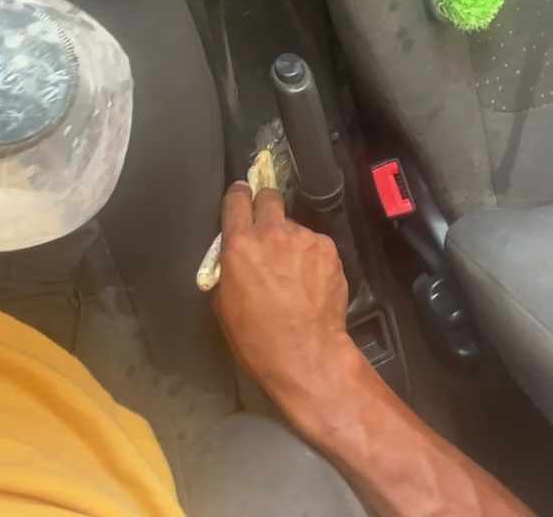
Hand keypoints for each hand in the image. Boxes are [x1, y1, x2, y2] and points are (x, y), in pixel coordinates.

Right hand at [212, 182, 363, 404]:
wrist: (307, 356)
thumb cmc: (256, 338)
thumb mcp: (224, 302)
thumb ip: (229, 266)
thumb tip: (235, 253)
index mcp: (241, 244)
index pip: (236, 199)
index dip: (238, 196)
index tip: (241, 198)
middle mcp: (273, 233)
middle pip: (269, 197)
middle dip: (266, 207)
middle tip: (267, 228)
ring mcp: (305, 238)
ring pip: (294, 226)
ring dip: (290, 240)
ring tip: (294, 271)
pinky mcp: (328, 248)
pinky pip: (314, 243)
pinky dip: (311, 256)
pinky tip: (311, 280)